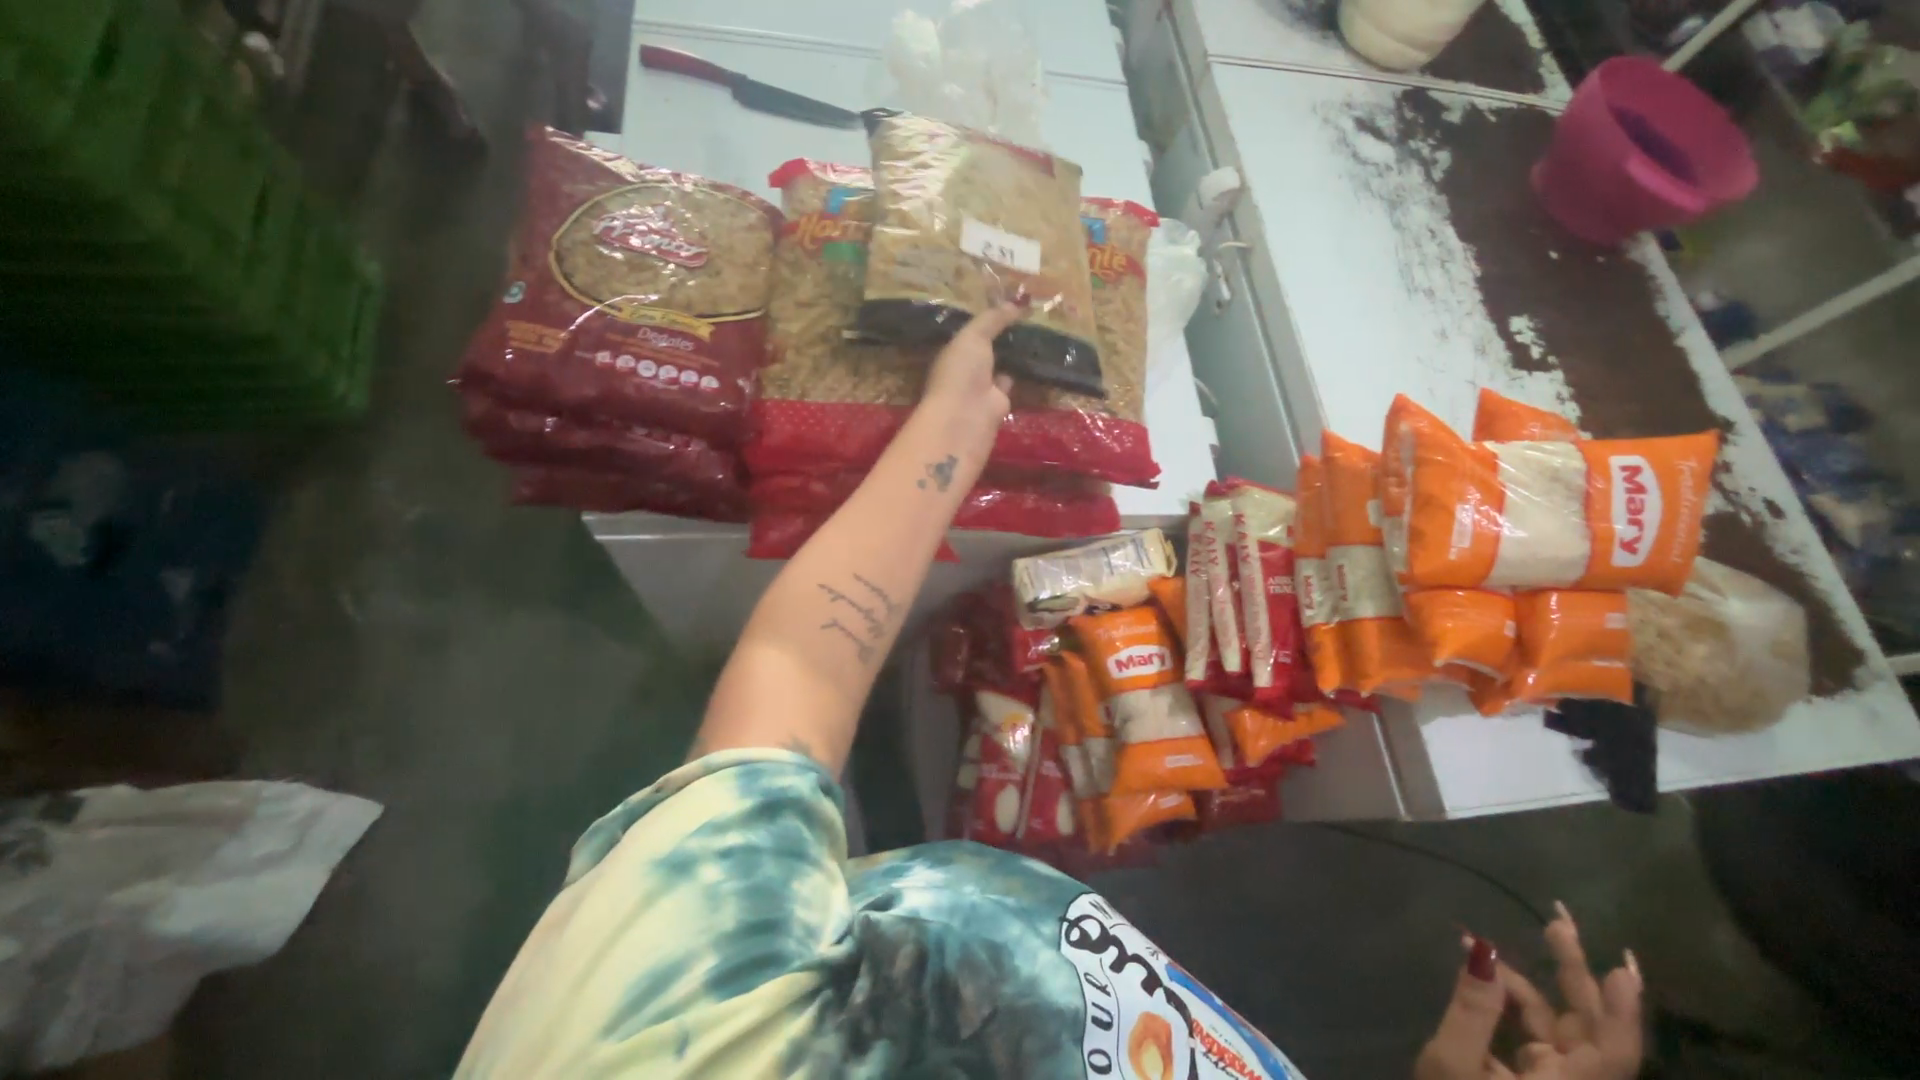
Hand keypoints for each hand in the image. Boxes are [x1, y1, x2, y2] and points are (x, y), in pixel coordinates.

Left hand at [918, 301, 1024, 452]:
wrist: (968, 414)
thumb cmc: (962, 370)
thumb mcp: (974, 336)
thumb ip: (992, 319)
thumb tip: (1016, 304)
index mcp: (951, 351)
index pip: (968, 333)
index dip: (984, 319)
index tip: (1004, 304)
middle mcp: (964, 369)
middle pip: (984, 348)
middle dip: (1000, 335)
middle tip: (1023, 315)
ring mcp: (980, 386)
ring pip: (998, 364)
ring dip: (1012, 353)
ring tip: (1033, 332)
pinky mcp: (998, 401)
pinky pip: (1010, 381)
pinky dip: (1019, 372)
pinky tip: (1033, 357)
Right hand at [1415, 903, 1642, 1079]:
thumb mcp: (1452, 1064)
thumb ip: (1473, 1009)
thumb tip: (1486, 951)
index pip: (1613, 1049)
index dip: (1623, 1009)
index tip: (1623, 964)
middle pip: (1591, 1029)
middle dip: (1577, 973)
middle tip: (1559, 920)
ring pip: (1562, 1027)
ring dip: (1537, 982)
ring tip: (1495, 940)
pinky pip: (1537, 1037)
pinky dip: (1514, 1003)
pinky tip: (1490, 975)